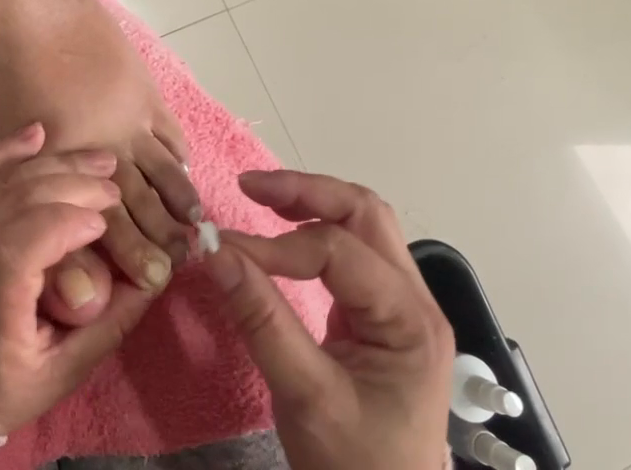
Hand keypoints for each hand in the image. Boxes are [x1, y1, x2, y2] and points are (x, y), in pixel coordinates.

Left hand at [0, 0, 202, 319]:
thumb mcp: (0, 131)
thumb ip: (30, 180)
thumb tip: (56, 223)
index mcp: (57, 171)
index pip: (99, 231)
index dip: (124, 262)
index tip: (145, 286)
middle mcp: (99, 153)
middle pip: (140, 213)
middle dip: (160, 246)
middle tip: (176, 271)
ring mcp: (127, 122)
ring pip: (164, 180)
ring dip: (180, 210)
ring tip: (192, 235)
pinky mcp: (143, 91)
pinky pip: (172, 139)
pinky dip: (181, 161)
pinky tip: (186, 177)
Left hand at [0, 123, 159, 435]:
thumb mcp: (61, 375)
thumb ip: (108, 325)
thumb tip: (152, 277)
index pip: (25, 244)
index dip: (69, 222)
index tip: (107, 222)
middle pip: (17, 200)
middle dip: (73, 183)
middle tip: (115, 184)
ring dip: (51, 163)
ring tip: (96, 159)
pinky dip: (3, 150)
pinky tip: (37, 133)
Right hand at [207, 171, 453, 469]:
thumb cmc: (355, 464)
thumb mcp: (305, 396)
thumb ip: (262, 320)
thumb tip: (215, 251)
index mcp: (409, 320)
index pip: (337, 250)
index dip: (276, 245)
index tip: (222, 253)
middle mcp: (415, 302)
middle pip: (366, 214)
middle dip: (306, 192)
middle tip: (248, 188)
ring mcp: (403, 308)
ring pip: (364, 226)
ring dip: (313, 204)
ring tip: (261, 199)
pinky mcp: (383, 318)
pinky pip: (354, 253)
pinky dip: (317, 232)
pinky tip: (283, 236)